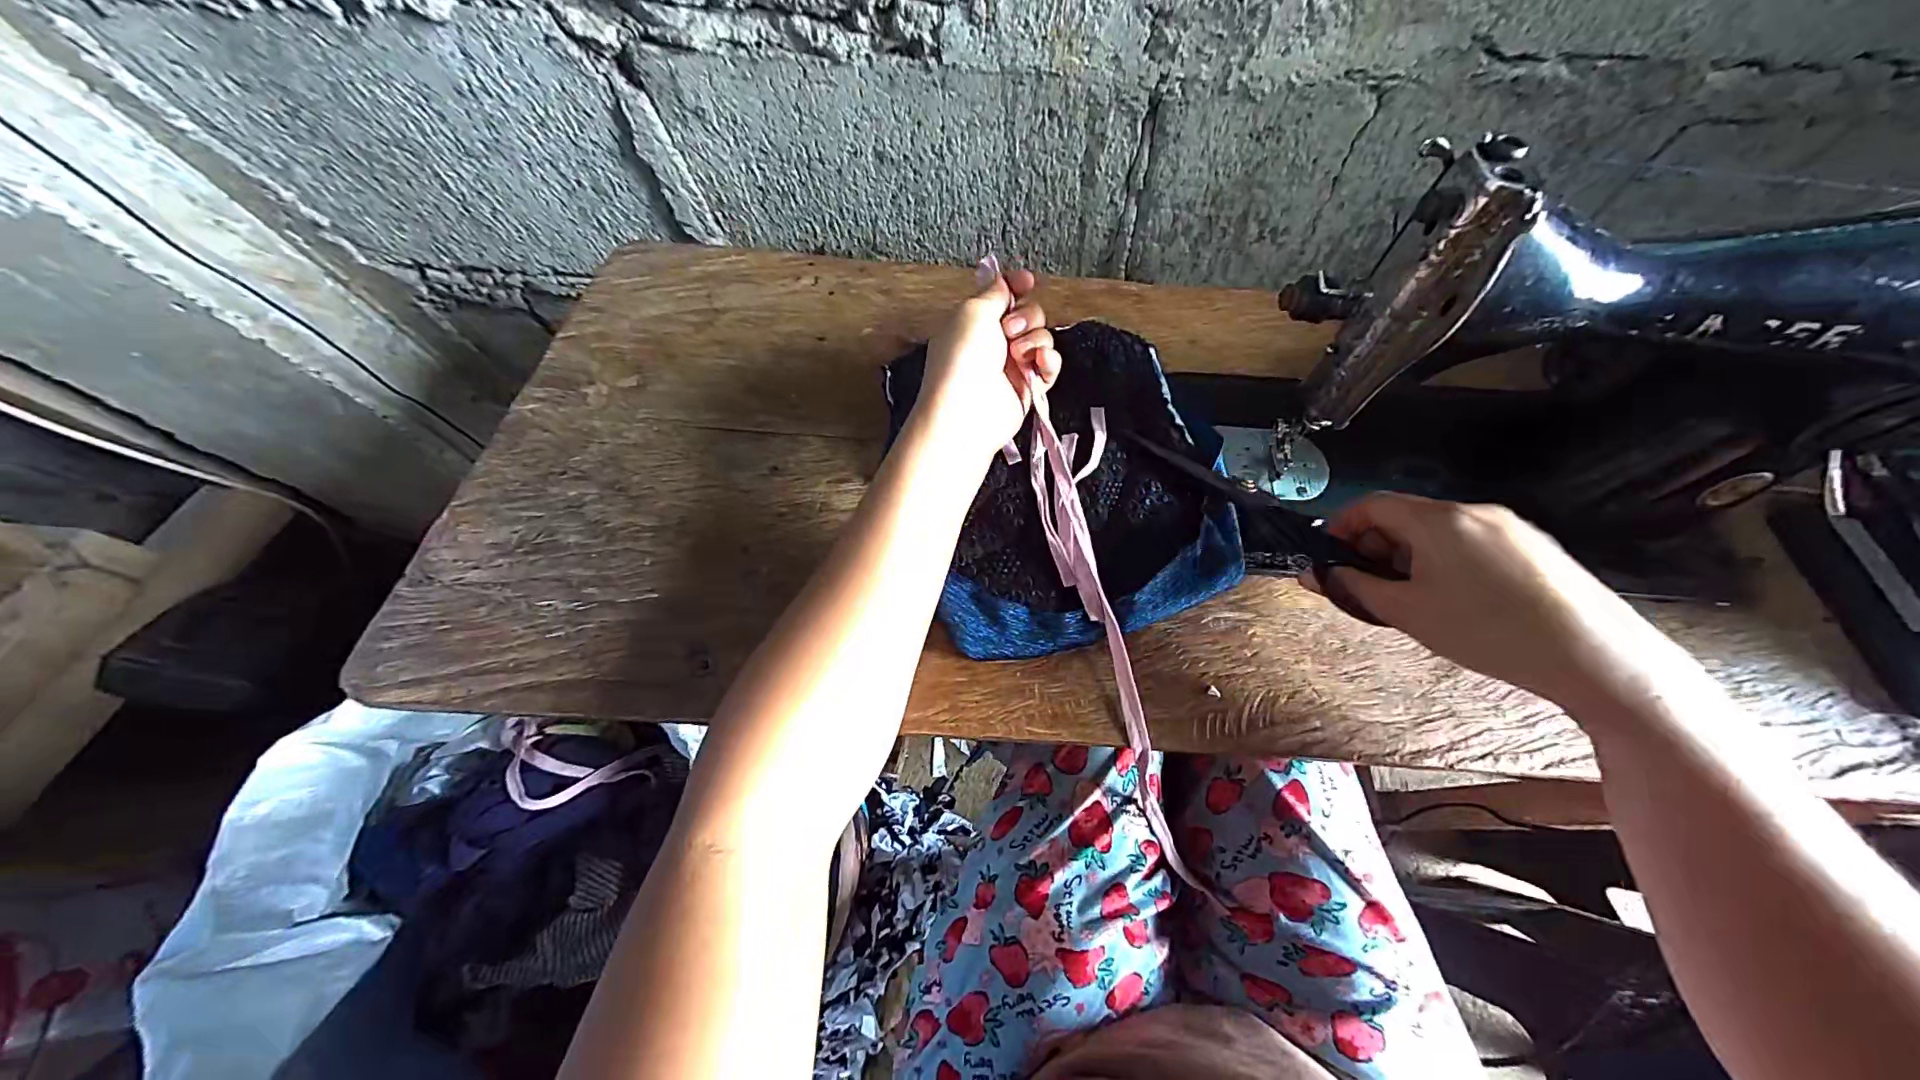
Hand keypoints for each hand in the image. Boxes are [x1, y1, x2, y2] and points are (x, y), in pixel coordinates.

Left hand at [910, 257, 1063, 459]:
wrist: (966, 411)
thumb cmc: (961, 360)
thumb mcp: (973, 311)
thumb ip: (993, 292)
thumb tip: (1001, 279)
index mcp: (976, 322)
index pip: (1003, 296)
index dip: (1017, 286)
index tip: (1026, 281)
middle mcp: (994, 342)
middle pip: (1029, 314)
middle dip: (1027, 316)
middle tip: (1010, 330)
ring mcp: (1012, 365)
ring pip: (1043, 338)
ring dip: (1036, 340)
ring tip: (1018, 354)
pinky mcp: (1028, 387)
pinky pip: (1050, 366)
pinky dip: (1049, 362)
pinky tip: (1039, 364)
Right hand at [1303, 493, 1679, 709]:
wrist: (1598, 657)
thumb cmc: (1489, 632)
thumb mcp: (1408, 613)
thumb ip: (1354, 587)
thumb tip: (1318, 573)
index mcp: (1438, 520)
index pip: (1371, 504)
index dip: (1340, 526)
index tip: (1330, 557)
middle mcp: (1474, 511)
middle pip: (1405, 515)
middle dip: (1374, 545)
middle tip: (1366, 585)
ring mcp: (1510, 527)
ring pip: (1438, 531)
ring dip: (1408, 555)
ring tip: (1411, 599)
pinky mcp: (1534, 547)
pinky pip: (1470, 542)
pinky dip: (1444, 561)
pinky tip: (1455, 600)